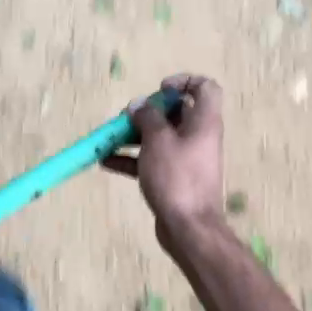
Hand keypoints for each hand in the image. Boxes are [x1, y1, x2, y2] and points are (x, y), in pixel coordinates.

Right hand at [103, 74, 226, 242]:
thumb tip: (139, 105)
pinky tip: (106, 162)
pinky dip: (131, 158)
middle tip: (127, 118)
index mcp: (203, 122)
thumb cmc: (177, 177)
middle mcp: (198, 136)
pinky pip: (152, 159)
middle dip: (147, 112)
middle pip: (175, 112)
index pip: (205, 88)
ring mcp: (186, 158)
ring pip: (160, 137)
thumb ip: (147, 117)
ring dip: (134, 135)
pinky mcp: (174, 178)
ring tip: (110, 139)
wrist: (189, 228)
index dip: (184, 82)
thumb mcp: (158, 140)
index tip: (160, 90)